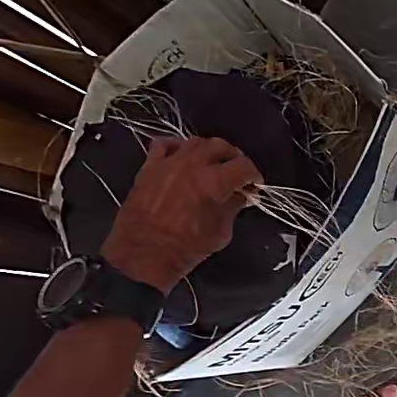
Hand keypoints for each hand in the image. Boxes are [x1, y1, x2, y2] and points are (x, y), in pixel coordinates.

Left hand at [100, 136, 260, 291]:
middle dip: (234, 157)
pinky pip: (164, 144)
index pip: (244, 166)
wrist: (142, 255)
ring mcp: (169, 162)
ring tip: (212, 163)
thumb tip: (240, 196)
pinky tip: (181, 156)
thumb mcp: (219, 233)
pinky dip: (177, 147)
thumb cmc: (184, 249)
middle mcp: (193, 165)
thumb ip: (232, 209)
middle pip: (221, 146)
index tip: (254, 184)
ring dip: (208, 150)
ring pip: (195, 142)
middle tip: (236, 172)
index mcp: (214, 182)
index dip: (254, 175)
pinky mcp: (150, 166)